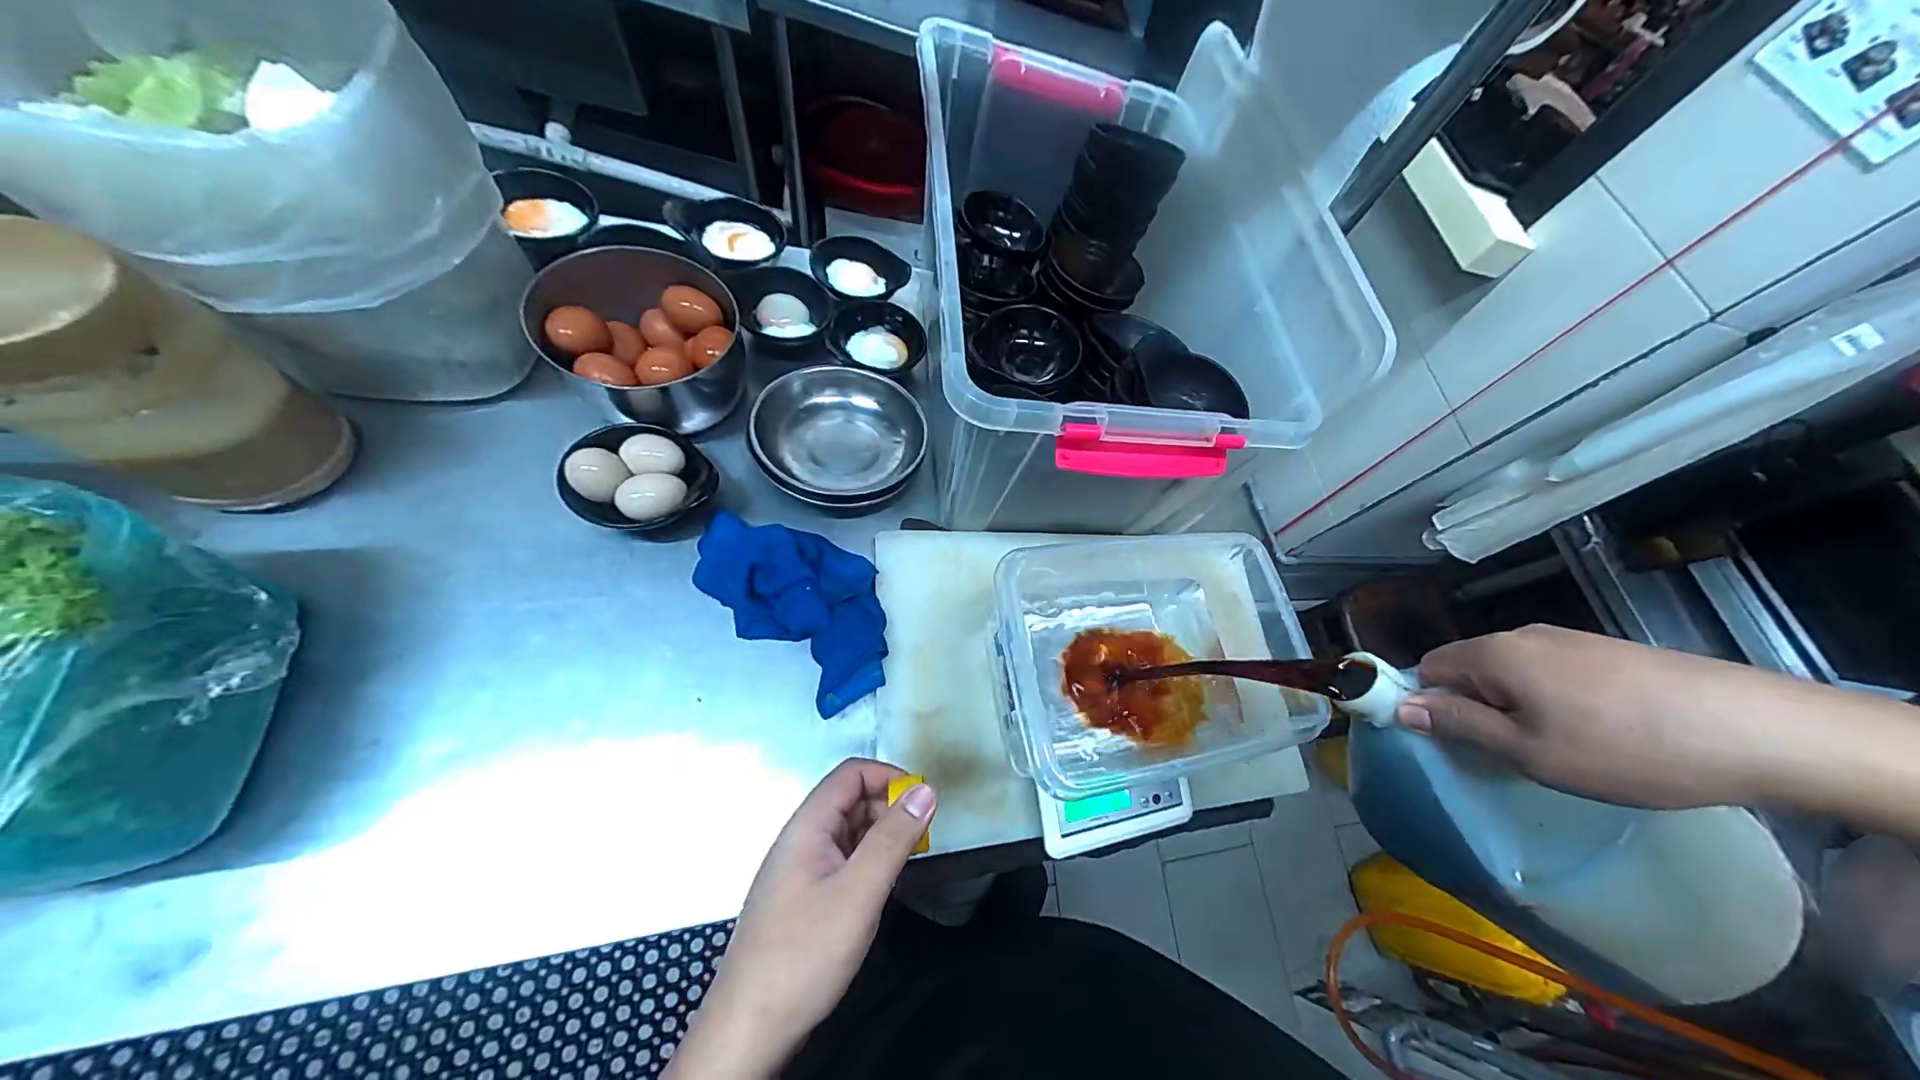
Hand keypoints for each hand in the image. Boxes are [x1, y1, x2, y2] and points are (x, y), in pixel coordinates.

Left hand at [666, 758, 934, 1078]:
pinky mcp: (801, 897)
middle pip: (849, 798)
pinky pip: (841, 859)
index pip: (851, 774)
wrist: (748, 1027)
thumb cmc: (804, 954)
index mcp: (807, 826)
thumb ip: (893, 838)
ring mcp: (798, 869)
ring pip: (847, 830)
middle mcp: (800, 839)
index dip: (890, 777)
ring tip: (906, 862)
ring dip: (881, 835)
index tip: (924, 803)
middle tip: (920, 838)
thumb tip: (924, 790)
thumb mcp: (859, 892)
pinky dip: (867, 860)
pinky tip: (880, 886)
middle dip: (889, 806)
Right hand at [1397, 625, 1802, 808]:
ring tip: (1554, 748)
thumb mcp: (1529, 751)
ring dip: (1514, 706)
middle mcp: (1522, 635)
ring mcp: (1569, 639)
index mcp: (1493, 653)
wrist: (1762, 731)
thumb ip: (1460, 724)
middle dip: (1473, 707)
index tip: (1450, 743)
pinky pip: (1551, 672)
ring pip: (1511, 672)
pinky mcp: (1608, 651)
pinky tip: (1594, 732)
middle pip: (1468, 668)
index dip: (1427, 704)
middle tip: (1505, 754)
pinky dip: (1551, 700)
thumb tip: (1402, 707)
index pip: (1427, 669)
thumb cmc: (1626, 748)